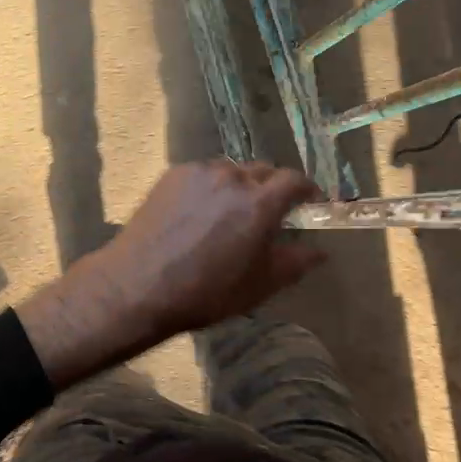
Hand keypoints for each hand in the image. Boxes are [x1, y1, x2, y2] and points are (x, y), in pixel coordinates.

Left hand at [96, 159, 324, 335]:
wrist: (141, 282)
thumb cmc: (207, 291)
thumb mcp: (260, 285)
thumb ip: (295, 262)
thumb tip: (319, 251)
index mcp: (259, 202)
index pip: (294, 180)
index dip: (306, 189)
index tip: (310, 202)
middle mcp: (231, 177)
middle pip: (262, 171)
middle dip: (273, 187)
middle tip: (272, 213)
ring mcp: (199, 172)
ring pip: (231, 170)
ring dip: (240, 186)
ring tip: (233, 213)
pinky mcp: (173, 174)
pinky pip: (203, 174)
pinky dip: (212, 187)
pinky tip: (202, 212)